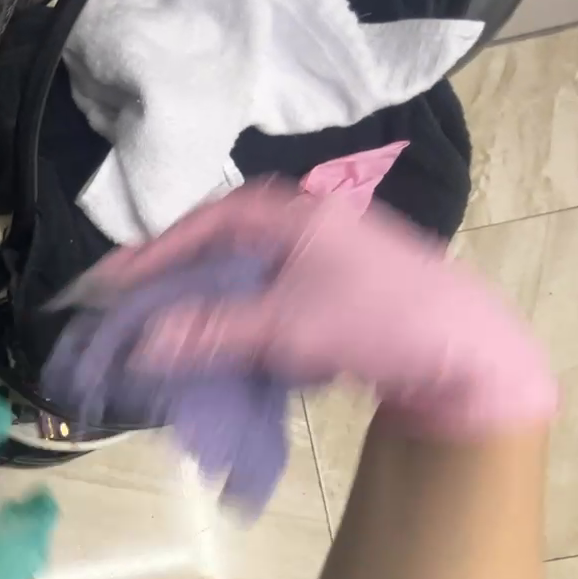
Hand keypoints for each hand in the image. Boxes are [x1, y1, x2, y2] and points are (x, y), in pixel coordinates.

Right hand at [73, 182, 557, 436]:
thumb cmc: (381, 322)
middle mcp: (299, 233)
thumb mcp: (287, 326)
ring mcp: (308, 269)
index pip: (210, 222)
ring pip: (230, 281)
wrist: (463, 361)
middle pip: (214, 250)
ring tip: (146, 328)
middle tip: (119, 304)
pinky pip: (248, 307)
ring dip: (189, 306)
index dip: (156, 251)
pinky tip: (195, 345)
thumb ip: (209, 332)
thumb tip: (139, 345)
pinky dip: (217, 325)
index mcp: (297, 217)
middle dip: (165, 279)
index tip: (114, 280)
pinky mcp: (312, 303)